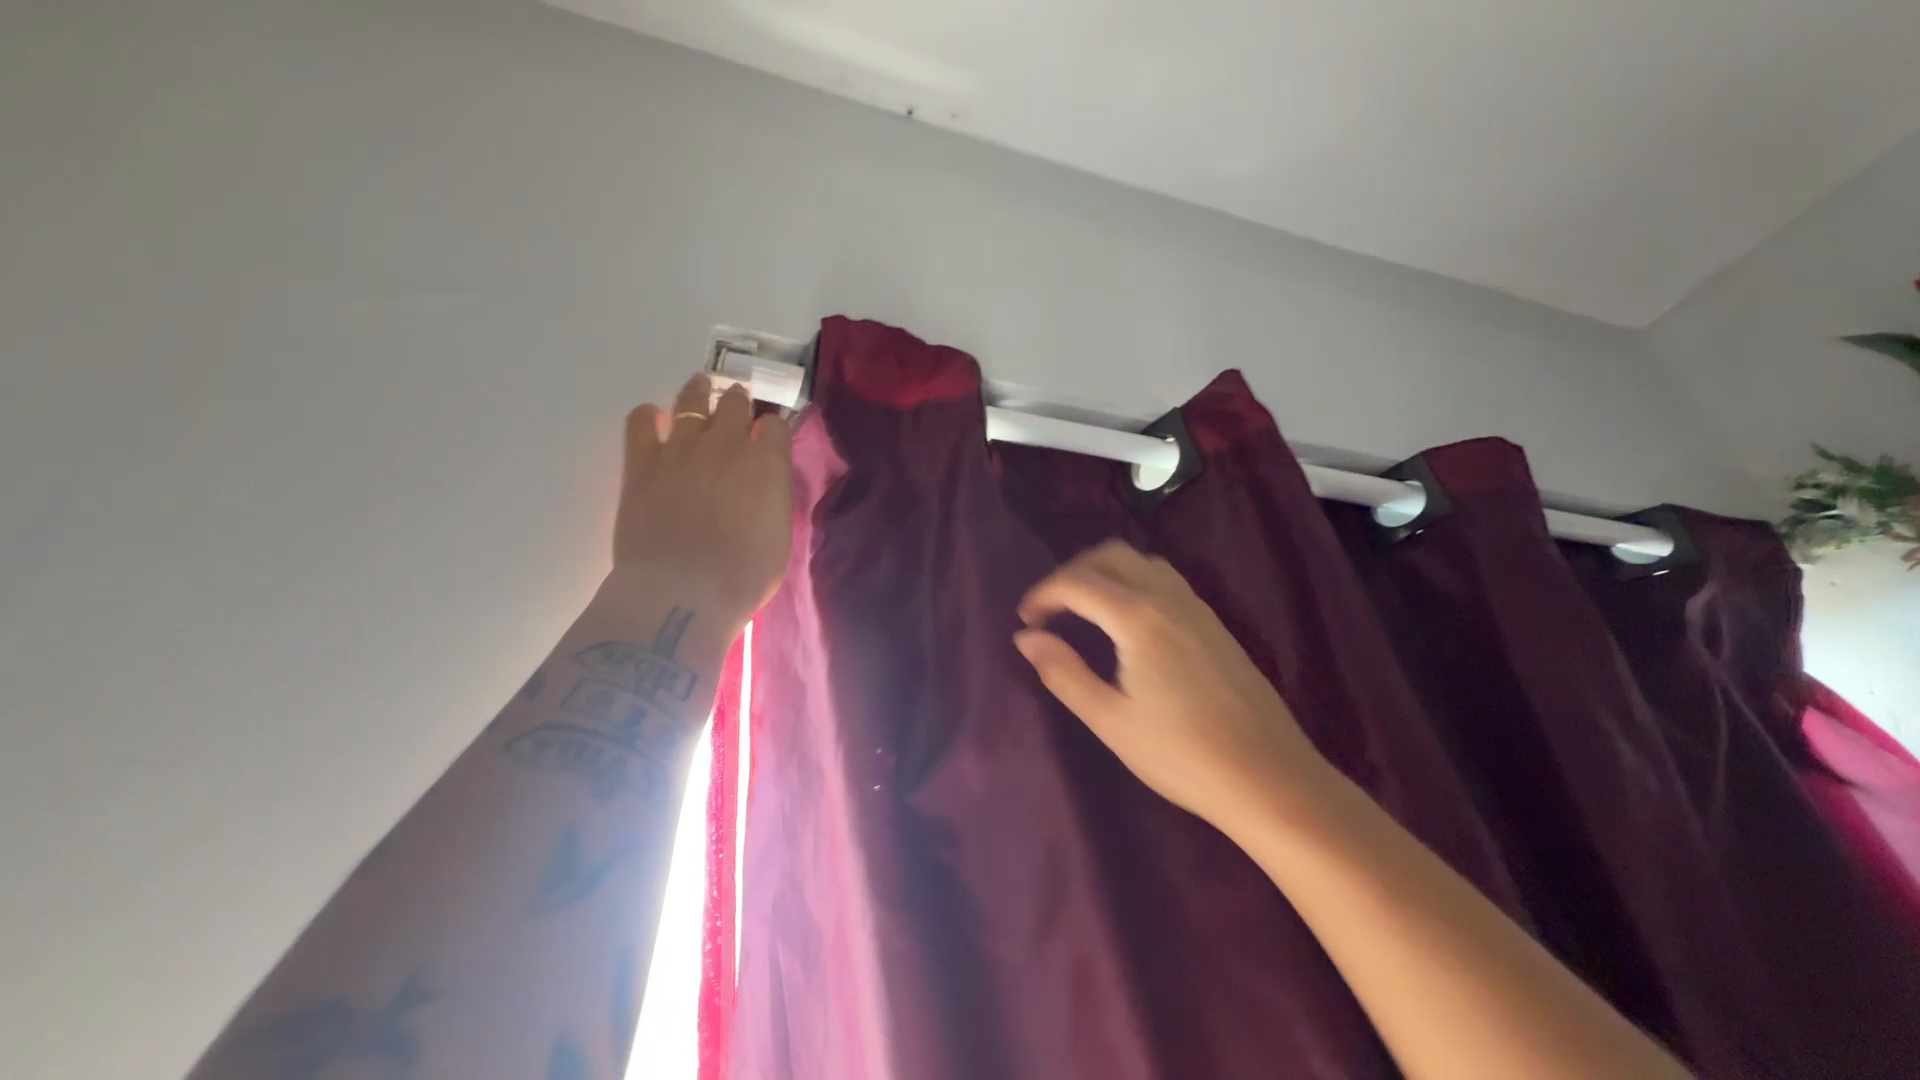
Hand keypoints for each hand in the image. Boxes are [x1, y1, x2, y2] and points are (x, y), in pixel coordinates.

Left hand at [611, 373, 792, 622]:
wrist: (682, 591)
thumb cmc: (742, 577)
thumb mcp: (779, 538)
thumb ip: (772, 499)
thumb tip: (765, 484)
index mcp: (767, 463)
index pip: (775, 425)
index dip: (771, 429)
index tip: (768, 437)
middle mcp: (727, 443)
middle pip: (735, 403)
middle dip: (738, 402)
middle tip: (735, 404)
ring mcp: (681, 447)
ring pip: (692, 400)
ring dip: (698, 392)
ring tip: (700, 386)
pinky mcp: (642, 461)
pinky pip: (641, 420)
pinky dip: (648, 416)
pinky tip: (652, 419)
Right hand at [1014, 540, 1335, 832]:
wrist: (1268, 777)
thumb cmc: (1181, 754)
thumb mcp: (1110, 720)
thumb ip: (1064, 673)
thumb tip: (1026, 638)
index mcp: (1138, 617)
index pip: (1077, 582)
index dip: (1043, 594)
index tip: (1024, 621)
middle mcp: (1169, 598)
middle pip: (1112, 555)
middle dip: (1073, 572)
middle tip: (1051, 610)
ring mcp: (1199, 609)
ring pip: (1143, 563)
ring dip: (1107, 573)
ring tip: (1085, 611)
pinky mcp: (1216, 626)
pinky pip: (1167, 582)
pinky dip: (1135, 584)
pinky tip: (1129, 625)